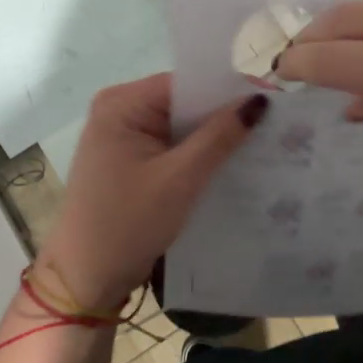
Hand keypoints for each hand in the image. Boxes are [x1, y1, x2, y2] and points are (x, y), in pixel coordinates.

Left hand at [38, 74, 266, 310]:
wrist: (84, 280)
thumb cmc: (126, 225)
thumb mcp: (179, 180)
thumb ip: (219, 137)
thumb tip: (259, 100)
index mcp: (122, 104)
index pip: (187, 83)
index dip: (230, 90)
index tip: (276, 103)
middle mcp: (120, 112)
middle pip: (185, 103)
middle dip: (227, 115)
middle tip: (278, 126)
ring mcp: (124, 139)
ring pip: (182, 128)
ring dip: (216, 138)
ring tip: (265, 144)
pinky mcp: (131, 164)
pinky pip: (173, 149)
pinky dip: (200, 157)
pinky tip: (234, 167)